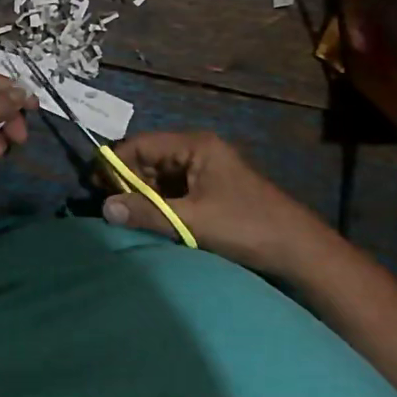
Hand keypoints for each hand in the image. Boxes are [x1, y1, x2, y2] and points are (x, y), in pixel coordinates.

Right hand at [102, 131, 336, 273]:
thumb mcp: (193, 221)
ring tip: (127, 213)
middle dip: (127, 179)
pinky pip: (174, 189)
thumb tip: (104, 208)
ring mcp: (207, 170)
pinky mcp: (212, 189)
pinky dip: (159, 201)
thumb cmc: (247, 227)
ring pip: (160, 175)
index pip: (141, 144)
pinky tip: (150, 218)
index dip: (115, 162)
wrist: (302, 252)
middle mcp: (198, 150)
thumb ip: (148, 212)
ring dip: (143, 193)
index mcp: (195, 146)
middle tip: (109, 203)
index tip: (94, 184)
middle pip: (149, 158)